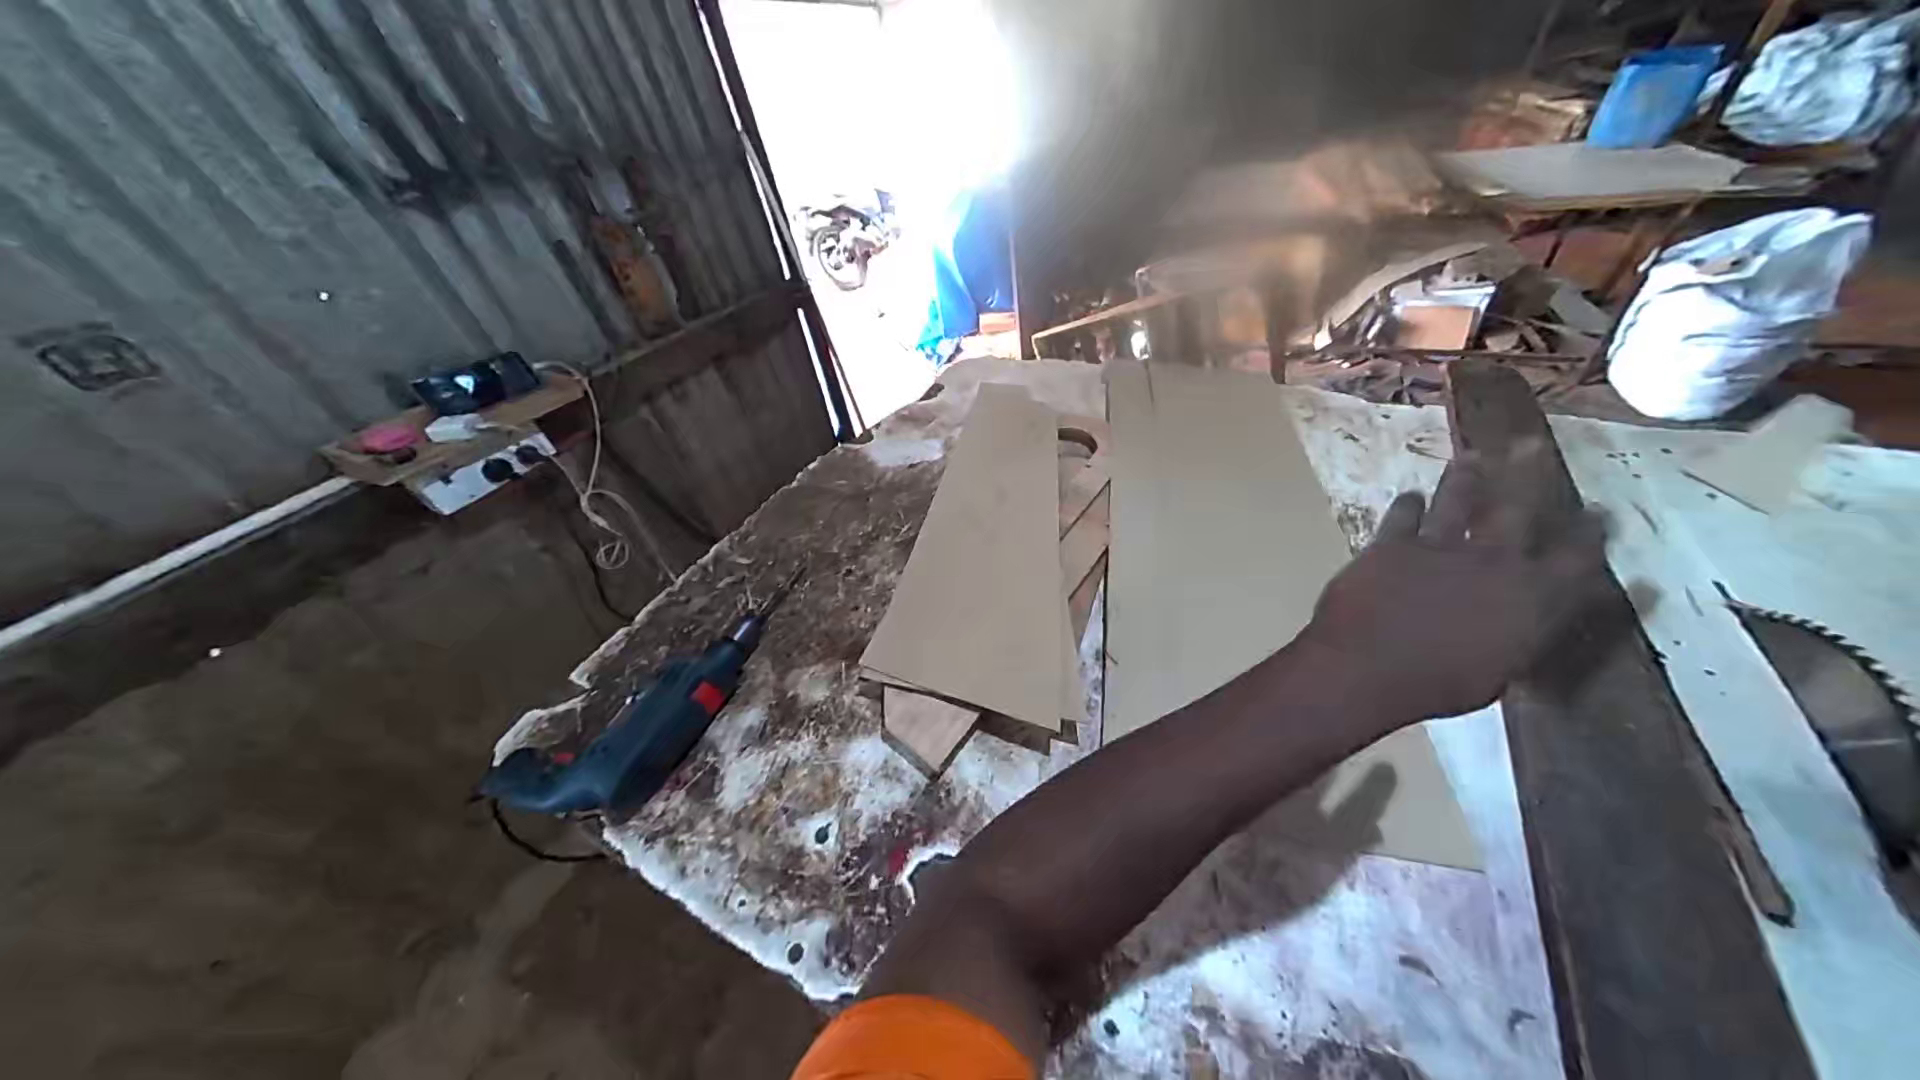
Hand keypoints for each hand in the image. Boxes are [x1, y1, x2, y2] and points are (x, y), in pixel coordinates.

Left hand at [1297, 441, 1608, 724]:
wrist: (1366, 666)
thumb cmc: (1436, 685)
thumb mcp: (1497, 671)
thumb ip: (1516, 636)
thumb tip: (1527, 621)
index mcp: (1531, 599)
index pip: (1576, 560)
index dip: (1590, 534)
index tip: (1599, 512)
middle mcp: (1491, 563)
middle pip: (1519, 510)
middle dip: (1530, 474)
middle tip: (1533, 444)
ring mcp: (1438, 548)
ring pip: (1458, 500)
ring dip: (1464, 477)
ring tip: (1470, 456)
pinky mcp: (1390, 544)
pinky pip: (1402, 515)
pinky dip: (1406, 504)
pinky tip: (1408, 496)